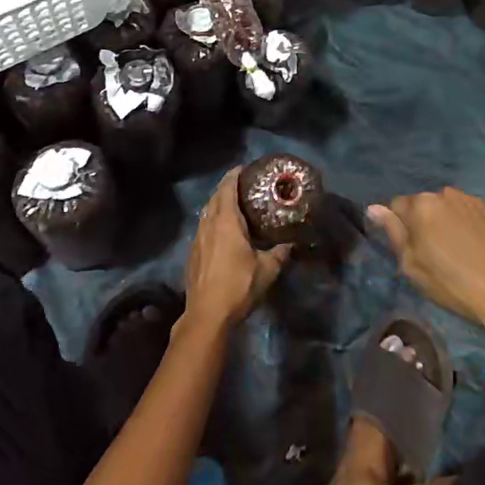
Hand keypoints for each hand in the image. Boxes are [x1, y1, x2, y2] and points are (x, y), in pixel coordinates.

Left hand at [184, 168, 290, 330]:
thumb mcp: (268, 269)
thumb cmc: (239, 286)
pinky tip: (222, 233)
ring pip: (206, 214)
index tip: (245, 168)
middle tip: (243, 185)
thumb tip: (292, 243)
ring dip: (217, 205)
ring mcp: (197, 241)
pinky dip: (212, 222)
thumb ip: (280, 252)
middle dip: (226, 188)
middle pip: (215, 198)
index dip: (234, 175)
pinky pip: (202, 229)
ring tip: (233, 206)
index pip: (227, 189)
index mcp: (226, 222)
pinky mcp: (192, 256)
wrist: (207, 316)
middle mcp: (208, 226)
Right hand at [368, 188, 484, 335]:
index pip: (397, 206)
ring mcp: (471, 198)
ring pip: (448, 206)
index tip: (409, 249)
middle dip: (424, 221)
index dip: (399, 227)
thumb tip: (374, 207)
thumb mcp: (411, 264)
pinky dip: (468, 223)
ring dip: (447, 220)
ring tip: (456, 249)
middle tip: (432, 252)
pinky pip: (470, 212)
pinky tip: (475, 246)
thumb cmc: (448, 281)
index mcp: (421, 205)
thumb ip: (392, 231)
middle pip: (424, 204)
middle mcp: (445, 193)